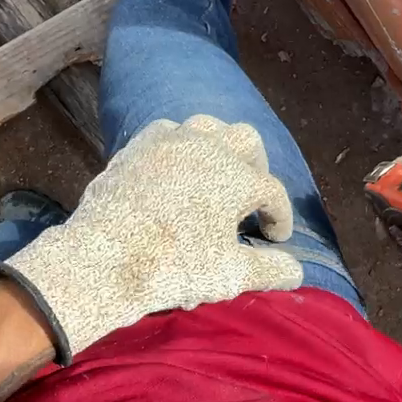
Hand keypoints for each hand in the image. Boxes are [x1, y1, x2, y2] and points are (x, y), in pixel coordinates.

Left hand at [0, 115, 304, 361]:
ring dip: (219, 148)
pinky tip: (177, 170)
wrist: (105, 257)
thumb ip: (269, 270)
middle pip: (246, 142)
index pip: (272, 193)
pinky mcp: (137, 146)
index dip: (280, 216)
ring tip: (218, 173)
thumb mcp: (229, 275)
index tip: (277, 237)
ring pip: (207, 127)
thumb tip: (296, 272)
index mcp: (237, 177)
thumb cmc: (173, 268)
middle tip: (253, 196)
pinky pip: (168, 133)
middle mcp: (208, 147)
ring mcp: (169, 141)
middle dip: (257, 167)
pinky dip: (181, 147)